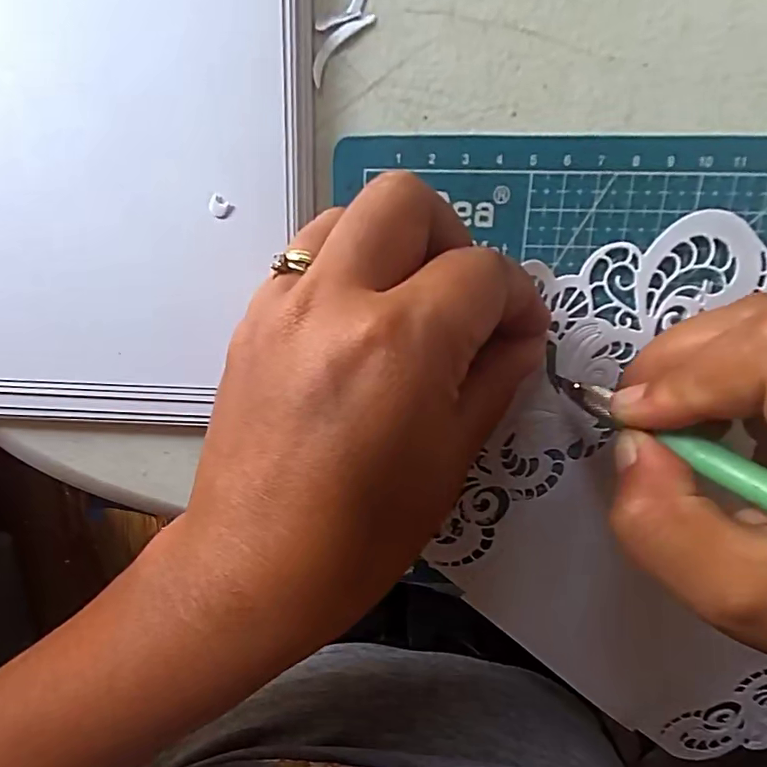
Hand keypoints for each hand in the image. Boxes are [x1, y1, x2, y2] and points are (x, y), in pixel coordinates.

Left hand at [182, 171, 548, 630]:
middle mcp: (335, 300)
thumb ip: (495, 377)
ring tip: (403, 307)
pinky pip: (304, 261)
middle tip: (459, 301)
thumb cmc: (361, 536)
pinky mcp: (249, 322)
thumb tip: (516, 335)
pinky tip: (351, 330)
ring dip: (390, 244)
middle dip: (452, 238)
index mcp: (399, 341)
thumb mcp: (451, 460)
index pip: (482, 272)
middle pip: (405, 201)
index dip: (517, 298)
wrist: (253, 565)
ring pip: (346, 216)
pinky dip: (342, 272)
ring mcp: (280, 304)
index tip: (518, 333)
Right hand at [607, 295, 766, 711]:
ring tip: (669, 425)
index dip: (696, 373)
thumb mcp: (737, 601)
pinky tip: (709, 418)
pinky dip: (718, 370)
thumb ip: (665, 527)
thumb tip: (635, 443)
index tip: (634, 423)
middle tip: (637, 423)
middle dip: (680, 364)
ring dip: (694, 366)